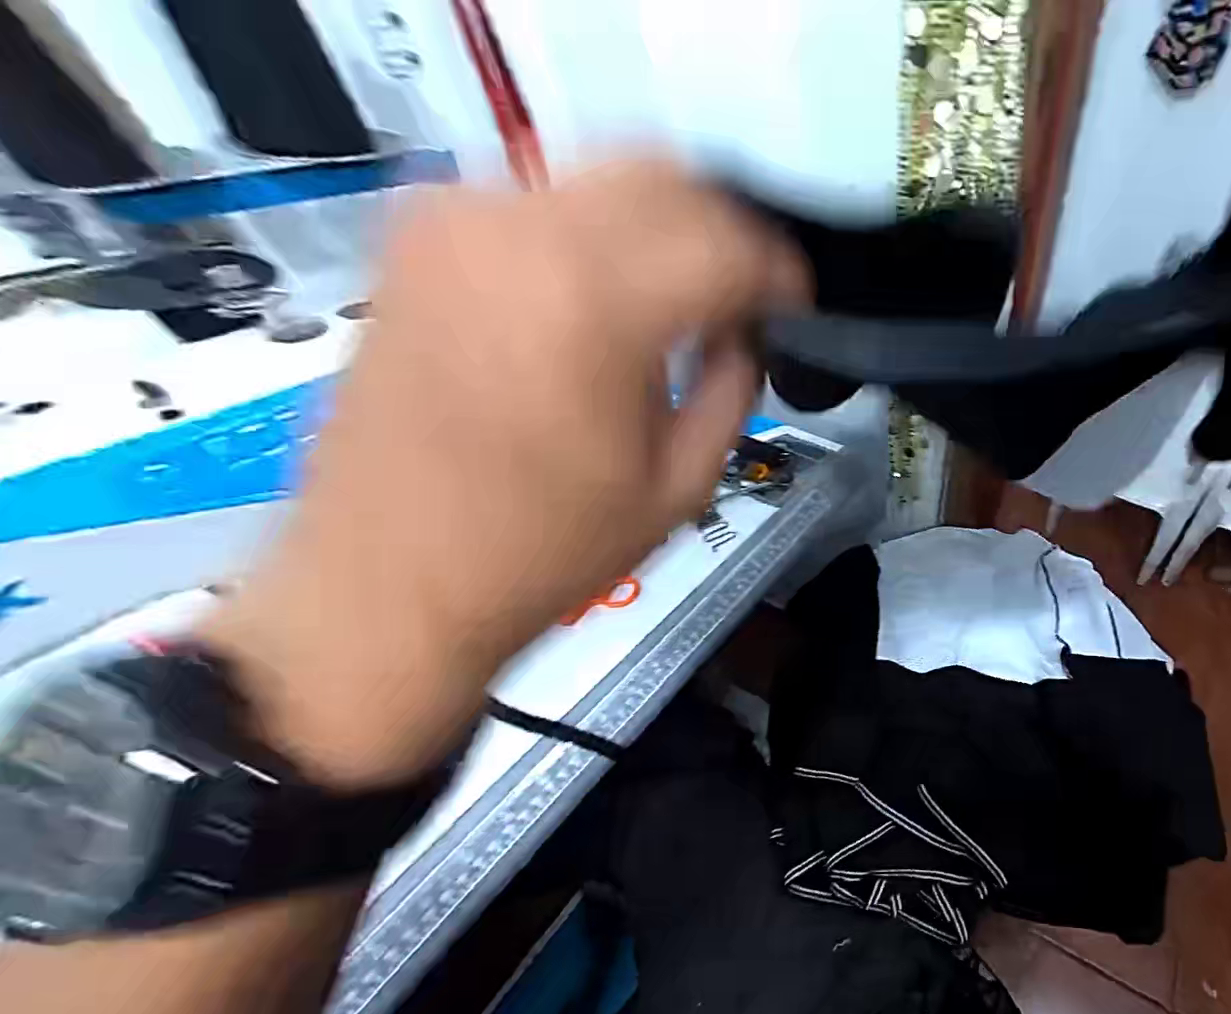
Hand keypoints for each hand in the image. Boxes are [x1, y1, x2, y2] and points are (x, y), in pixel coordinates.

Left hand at [203, 160, 808, 788]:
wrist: (390, 581)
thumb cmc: (549, 548)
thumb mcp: (682, 481)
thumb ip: (734, 384)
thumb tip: (745, 331)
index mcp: (599, 304)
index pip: (729, 244)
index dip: (782, 273)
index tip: (800, 305)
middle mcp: (521, 233)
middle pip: (668, 178)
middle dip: (731, 231)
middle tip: (756, 292)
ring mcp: (458, 223)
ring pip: (606, 174)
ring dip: (670, 226)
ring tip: (697, 291)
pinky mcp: (423, 240)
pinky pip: (546, 200)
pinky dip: (604, 231)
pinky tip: (621, 290)